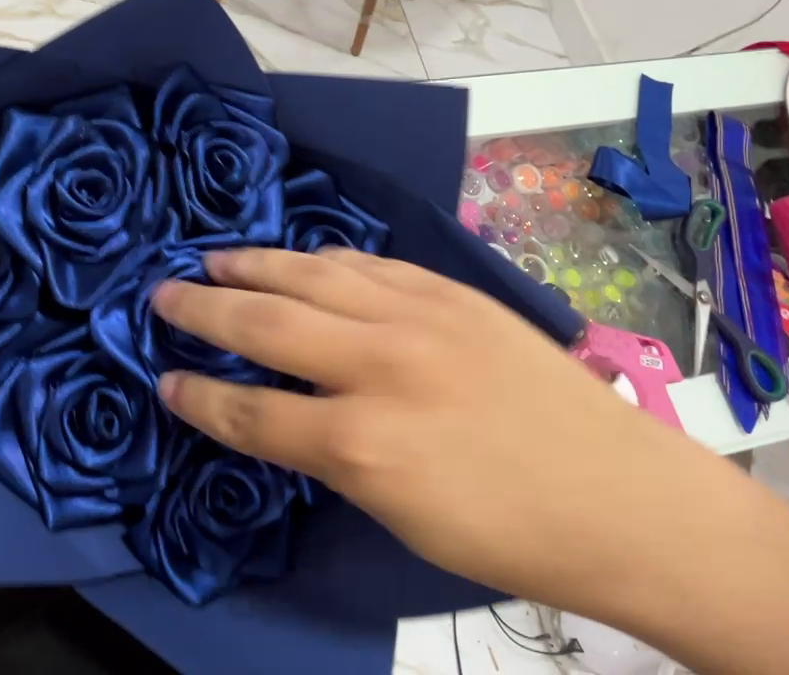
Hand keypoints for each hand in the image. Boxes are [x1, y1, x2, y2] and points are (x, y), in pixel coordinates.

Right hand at [152, 247, 745, 615]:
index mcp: (362, 442)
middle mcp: (379, 365)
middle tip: (162, 294)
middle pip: (266, 324)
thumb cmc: (507, 530)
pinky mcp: (452, 293)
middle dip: (204, 309)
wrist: (625, 499)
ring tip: (214, 257)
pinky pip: (368, 263)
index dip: (201, 398)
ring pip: (311, 274)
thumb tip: (273, 413)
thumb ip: (326, 455)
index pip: (252, 413)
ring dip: (254, 264)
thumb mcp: (398, 514)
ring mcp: (419, 317)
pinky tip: (301, 257)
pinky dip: (323, 258)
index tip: (165, 380)